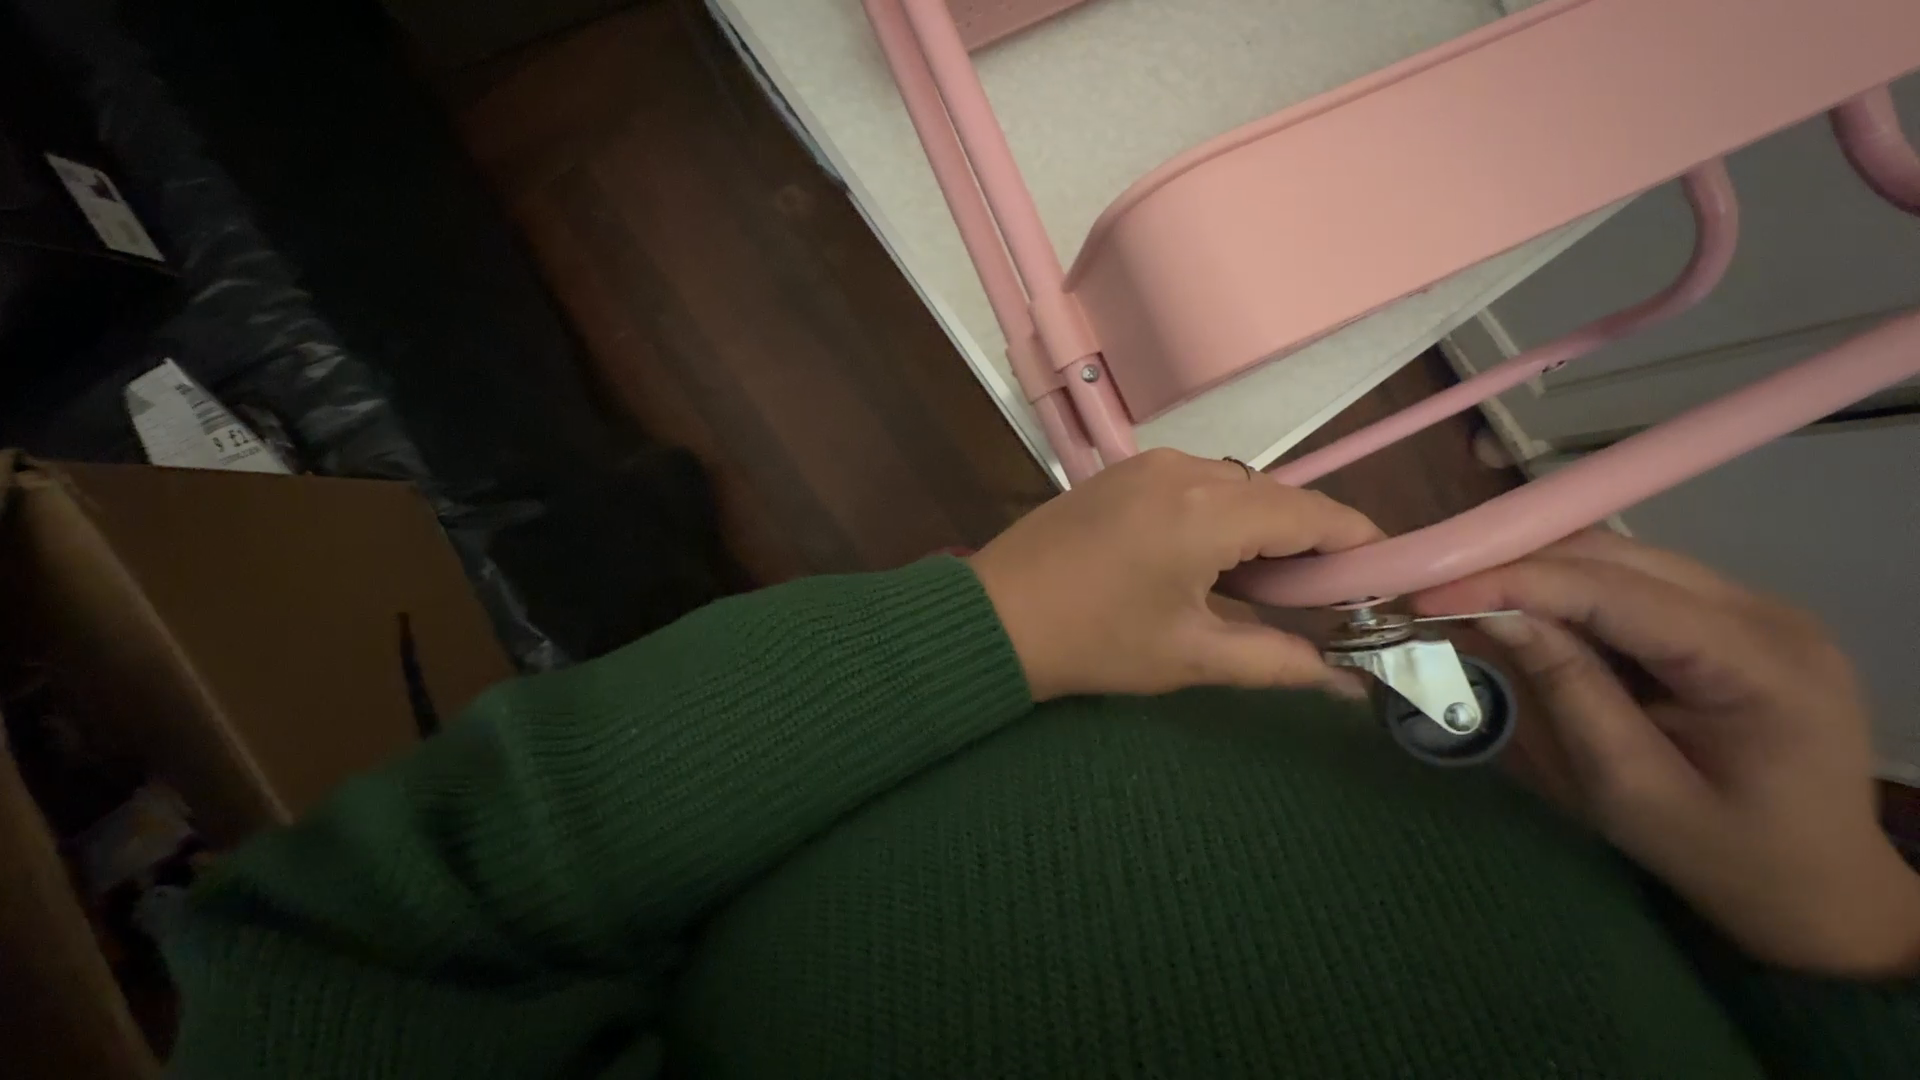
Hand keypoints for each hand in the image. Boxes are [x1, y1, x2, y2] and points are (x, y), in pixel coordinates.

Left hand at [969, 448, 1379, 701]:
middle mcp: (1184, 467)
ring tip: (1262, 589)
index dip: (1360, 545)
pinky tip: (1210, 560)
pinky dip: (1220, 515)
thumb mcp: (1190, 657)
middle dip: (1309, 543)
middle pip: (1277, 496)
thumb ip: (1278, 661)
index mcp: (1208, 509)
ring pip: (1236, 487)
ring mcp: (1147, 463)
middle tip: (1321, 602)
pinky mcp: (1121, 472)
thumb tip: (1348, 683)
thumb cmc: (1092, 643)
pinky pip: (1195, 483)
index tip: (1385, 582)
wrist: (991, 620)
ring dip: (1261, 529)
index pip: (1315, 514)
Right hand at [1417, 530, 1919, 977]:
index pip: (1614, 591)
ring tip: (1460, 595)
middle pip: (1614, 556)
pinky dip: (1558, 586)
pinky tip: (1517, 607)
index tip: (1425, 593)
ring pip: (1615, 556)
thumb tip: (1490, 614)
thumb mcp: (1625, 783)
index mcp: (1760, 664)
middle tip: (1429, 591)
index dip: (1512, 581)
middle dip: (1511, 565)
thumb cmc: (1717, 851)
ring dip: (1531, 570)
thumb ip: (1564, 689)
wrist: (1812, 883)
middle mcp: (1765, 613)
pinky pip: (1625, 578)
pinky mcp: (1723, 614)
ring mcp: (1750, 606)